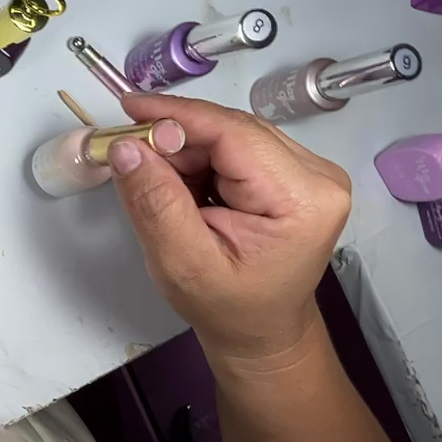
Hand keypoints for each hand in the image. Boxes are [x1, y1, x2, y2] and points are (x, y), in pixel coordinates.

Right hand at [107, 95, 350, 364]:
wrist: (259, 332)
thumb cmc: (226, 307)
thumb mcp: (180, 262)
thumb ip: (154, 203)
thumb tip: (126, 148)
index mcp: (301, 199)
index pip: (234, 134)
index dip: (178, 116)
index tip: (128, 109)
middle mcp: (316, 176)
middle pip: (231, 130)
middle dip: (175, 138)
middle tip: (130, 156)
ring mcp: (306, 172)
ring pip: (227, 135)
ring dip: (183, 151)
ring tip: (158, 183)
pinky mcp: (289, 174)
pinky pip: (232, 148)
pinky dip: (196, 160)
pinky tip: (181, 186)